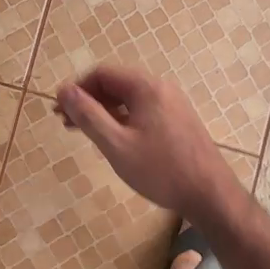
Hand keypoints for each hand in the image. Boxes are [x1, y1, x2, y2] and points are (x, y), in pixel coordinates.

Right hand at [54, 65, 241, 219]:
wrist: (210, 195)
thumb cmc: (160, 170)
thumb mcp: (116, 145)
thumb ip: (88, 115)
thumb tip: (63, 91)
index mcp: (146, 87)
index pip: (102, 73)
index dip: (77, 88)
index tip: (59, 109)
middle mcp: (160, 88)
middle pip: (115, 84)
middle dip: (88, 100)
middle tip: (65, 122)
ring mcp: (172, 104)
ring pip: (128, 99)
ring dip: (103, 111)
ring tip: (83, 132)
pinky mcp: (177, 120)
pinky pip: (142, 110)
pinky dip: (121, 119)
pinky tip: (112, 139)